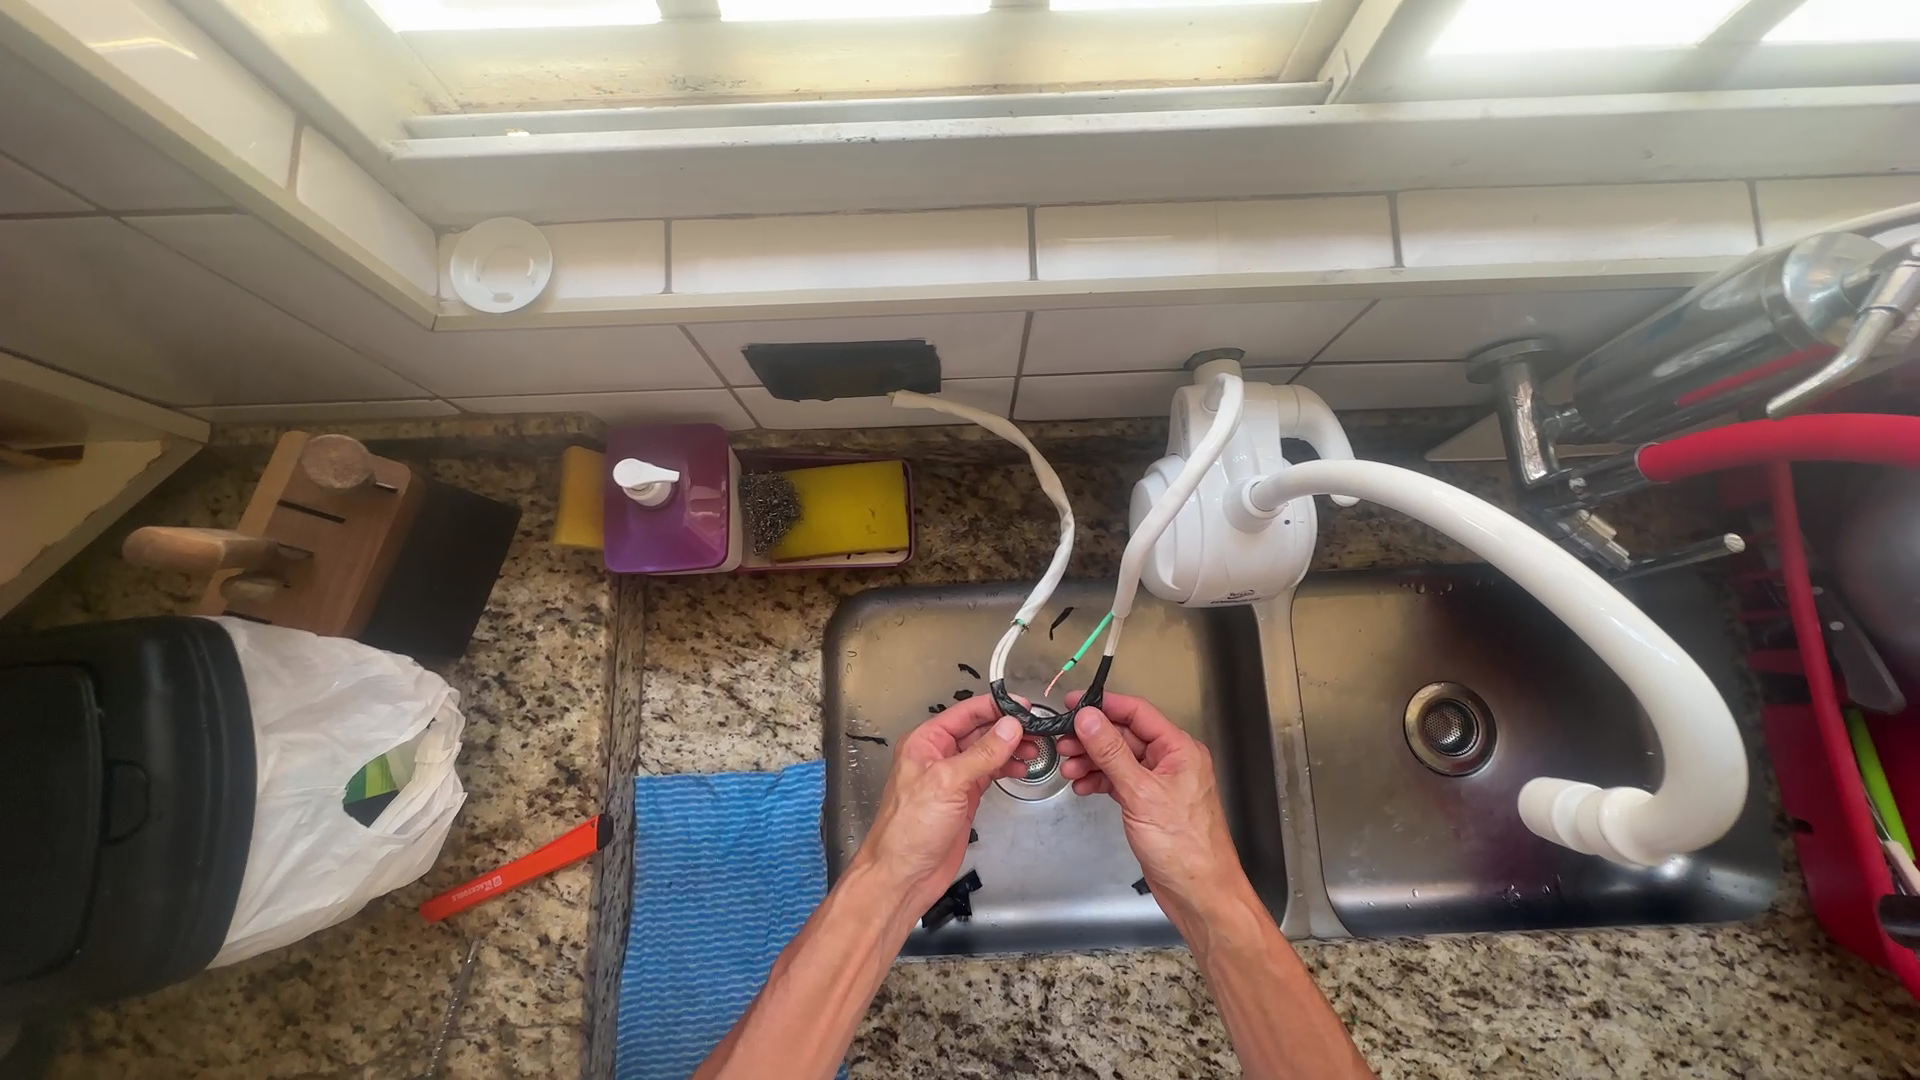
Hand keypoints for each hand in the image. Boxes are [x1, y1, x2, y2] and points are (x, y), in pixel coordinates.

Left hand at [853, 695, 1032, 914]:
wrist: (903, 876)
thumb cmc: (908, 830)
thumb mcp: (948, 783)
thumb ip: (982, 754)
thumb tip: (1010, 727)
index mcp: (926, 742)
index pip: (965, 713)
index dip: (996, 707)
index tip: (1024, 706)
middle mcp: (939, 755)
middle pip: (979, 730)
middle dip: (1008, 728)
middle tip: (1037, 729)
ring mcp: (952, 777)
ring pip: (987, 752)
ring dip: (1011, 748)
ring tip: (1035, 748)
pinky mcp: (964, 797)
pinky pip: (989, 773)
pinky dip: (1007, 768)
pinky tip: (1021, 767)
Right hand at [1055, 691, 1245, 919]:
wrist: (1200, 895)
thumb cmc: (1184, 847)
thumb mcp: (1140, 793)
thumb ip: (1111, 752)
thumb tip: (1088, 718)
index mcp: (1179, 750)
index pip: (1137, 713)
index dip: (1104, 705)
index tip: (1073, 704)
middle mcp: (1170, 761)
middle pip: (1124, 736)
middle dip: (1092, 738)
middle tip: (1063, 741)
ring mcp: (1159, 783)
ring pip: (1119, 759)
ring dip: (1092, 761)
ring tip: (1068, 768)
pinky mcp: (1148, 803)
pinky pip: (1119, 781)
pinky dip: (1099, 781)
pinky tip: (1082, 786)